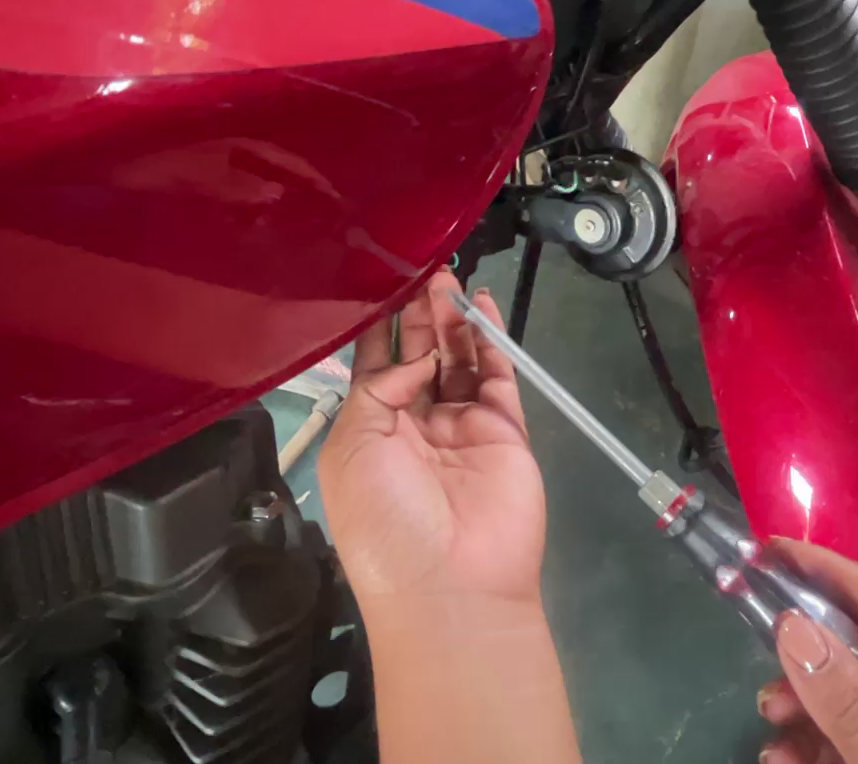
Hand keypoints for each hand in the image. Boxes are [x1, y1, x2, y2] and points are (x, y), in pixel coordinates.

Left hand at [317, 269, 544, 604]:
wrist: (452, 583)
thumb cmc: (385, 515)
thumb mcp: (352, 449)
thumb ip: (377, 390)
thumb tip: (418, 361)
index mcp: (371, 432)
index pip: (376, 368)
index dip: (381, 329)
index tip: (384, 286)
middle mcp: (416, 425)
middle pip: (419, 357)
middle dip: (419, 317)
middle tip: (425, 273)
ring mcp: (463, 426)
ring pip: (459, 360)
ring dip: (453, 320)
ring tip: (449, 280)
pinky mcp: (504, 428)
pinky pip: (498, 375)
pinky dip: (492, 340)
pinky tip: (482, 306)